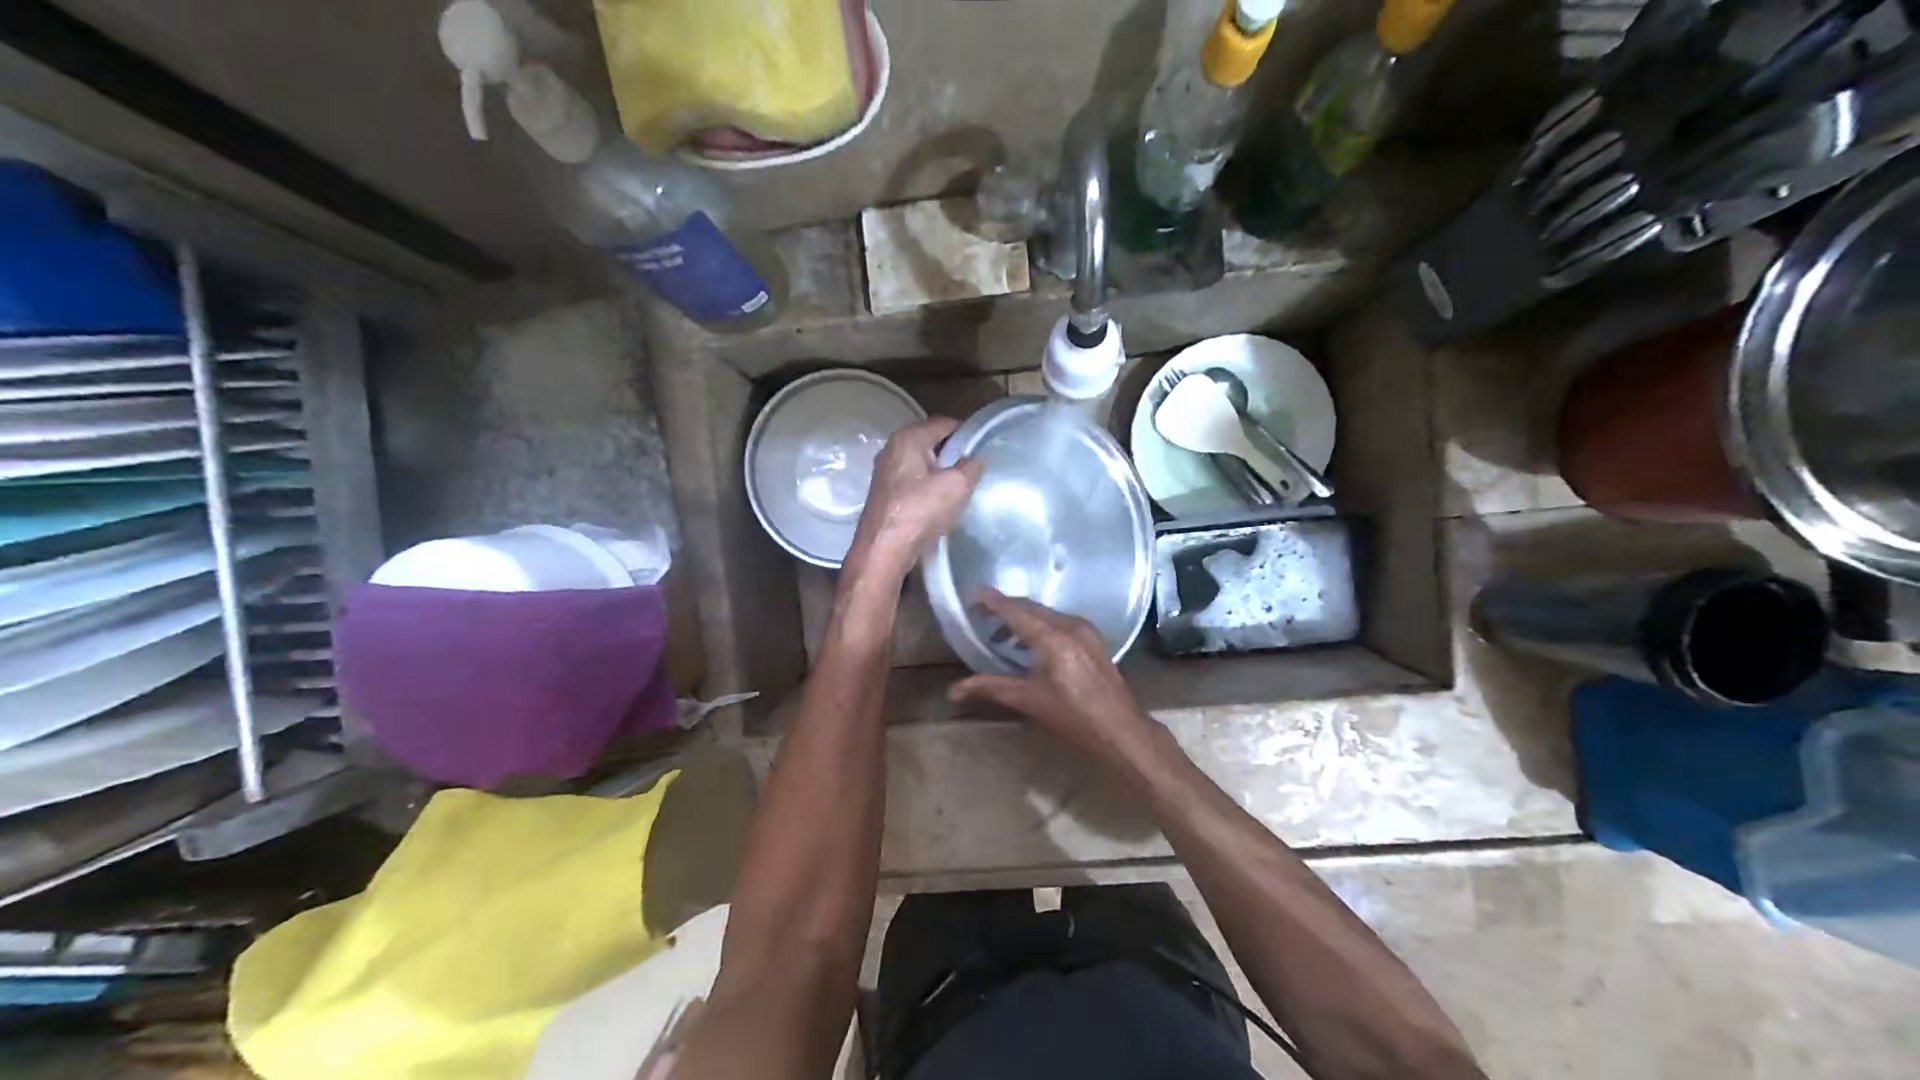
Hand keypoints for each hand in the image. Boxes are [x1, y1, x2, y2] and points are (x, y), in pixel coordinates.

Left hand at [846, 417, 982, 580]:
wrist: (883, 549)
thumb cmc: (920, 511)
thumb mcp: (957, 485)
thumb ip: (972, 466)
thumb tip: (978, 457)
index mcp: (907, 438)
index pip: (944, 423)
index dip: (967, 433)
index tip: (983, 449)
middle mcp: (892, 449)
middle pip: (931, 442)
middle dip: (954, 454)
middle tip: (974, 471)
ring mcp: (885, 472)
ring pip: (922, 464)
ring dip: (941, 473)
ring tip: (960, 489)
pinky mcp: (885, 493)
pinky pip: (913, 481)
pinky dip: (928, 487)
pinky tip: (940, 504)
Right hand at [948, 588, 1160, 771]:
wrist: (1121, 730)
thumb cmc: (1073, 717)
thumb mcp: (1028, 701)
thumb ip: (990, 688)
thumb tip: (952, 691)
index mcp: (1053, 638)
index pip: (1016, 612)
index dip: (994, 602)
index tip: (974, 592)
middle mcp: (1071, 626)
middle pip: (1032, 608)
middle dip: (1005, 609)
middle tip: (981, 614)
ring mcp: (1086, 630)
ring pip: (1047, 613)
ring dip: (1023, 618)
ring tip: (1001, 635)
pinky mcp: (1094, 639)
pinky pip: (1060, 621)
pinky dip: (1041, 625)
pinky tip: (1031, 643)